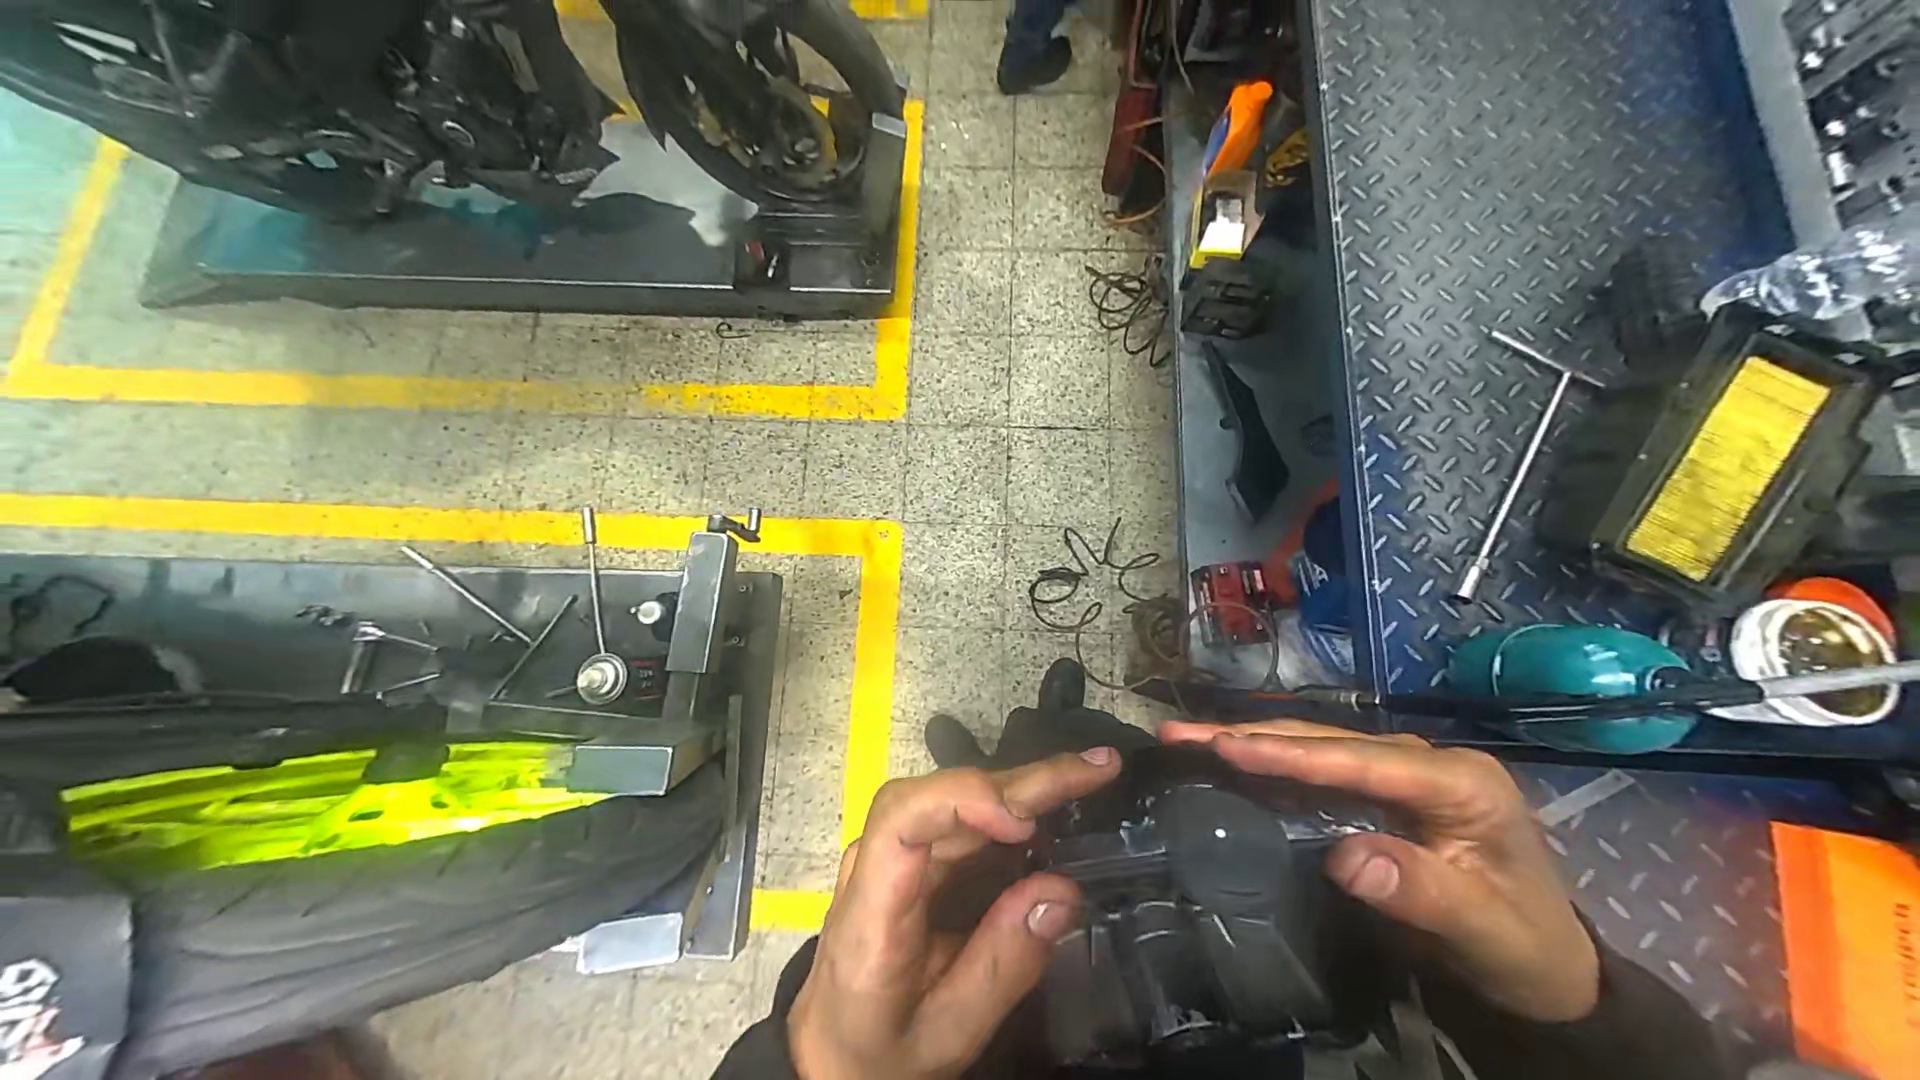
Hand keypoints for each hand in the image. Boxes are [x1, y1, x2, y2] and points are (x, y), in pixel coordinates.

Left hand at [788, 748, 1122, 1079]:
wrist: (832, 1050)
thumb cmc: (879, 1048)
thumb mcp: (948, 1031)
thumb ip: (1002, 966)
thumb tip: (1063, 892)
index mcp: (873, 905)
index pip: (902, 817)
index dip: (963, 798)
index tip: (1024, 822)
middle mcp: (878, 859)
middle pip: (943, 794)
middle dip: (1023, 781)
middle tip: (1095, 767)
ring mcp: (895, 850)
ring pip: (960, 797)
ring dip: (1026, 787)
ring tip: (1089, 776)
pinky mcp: (917, 854)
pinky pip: (966, 817)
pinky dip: (1015, 807)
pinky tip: (1054, 805)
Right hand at [1162, 719, 1598, 1022]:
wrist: (1542, 961)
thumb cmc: (1520, 948)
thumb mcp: (1486, 931)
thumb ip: (1423, 891)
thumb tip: (1345, 859)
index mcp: (1458, 780)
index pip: (1358, 760)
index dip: (1288, 754)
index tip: (1225, 748)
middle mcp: (1421, 759)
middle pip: (1322, 740)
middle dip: (1247, 736)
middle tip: (1178, 734)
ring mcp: (1395, 768)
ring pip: (1309, 744)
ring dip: (1245, 741)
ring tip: (1184, 737)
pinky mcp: (1374, 785)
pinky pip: (1311, 767)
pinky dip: (1263, 763)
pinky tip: (1223, 759)